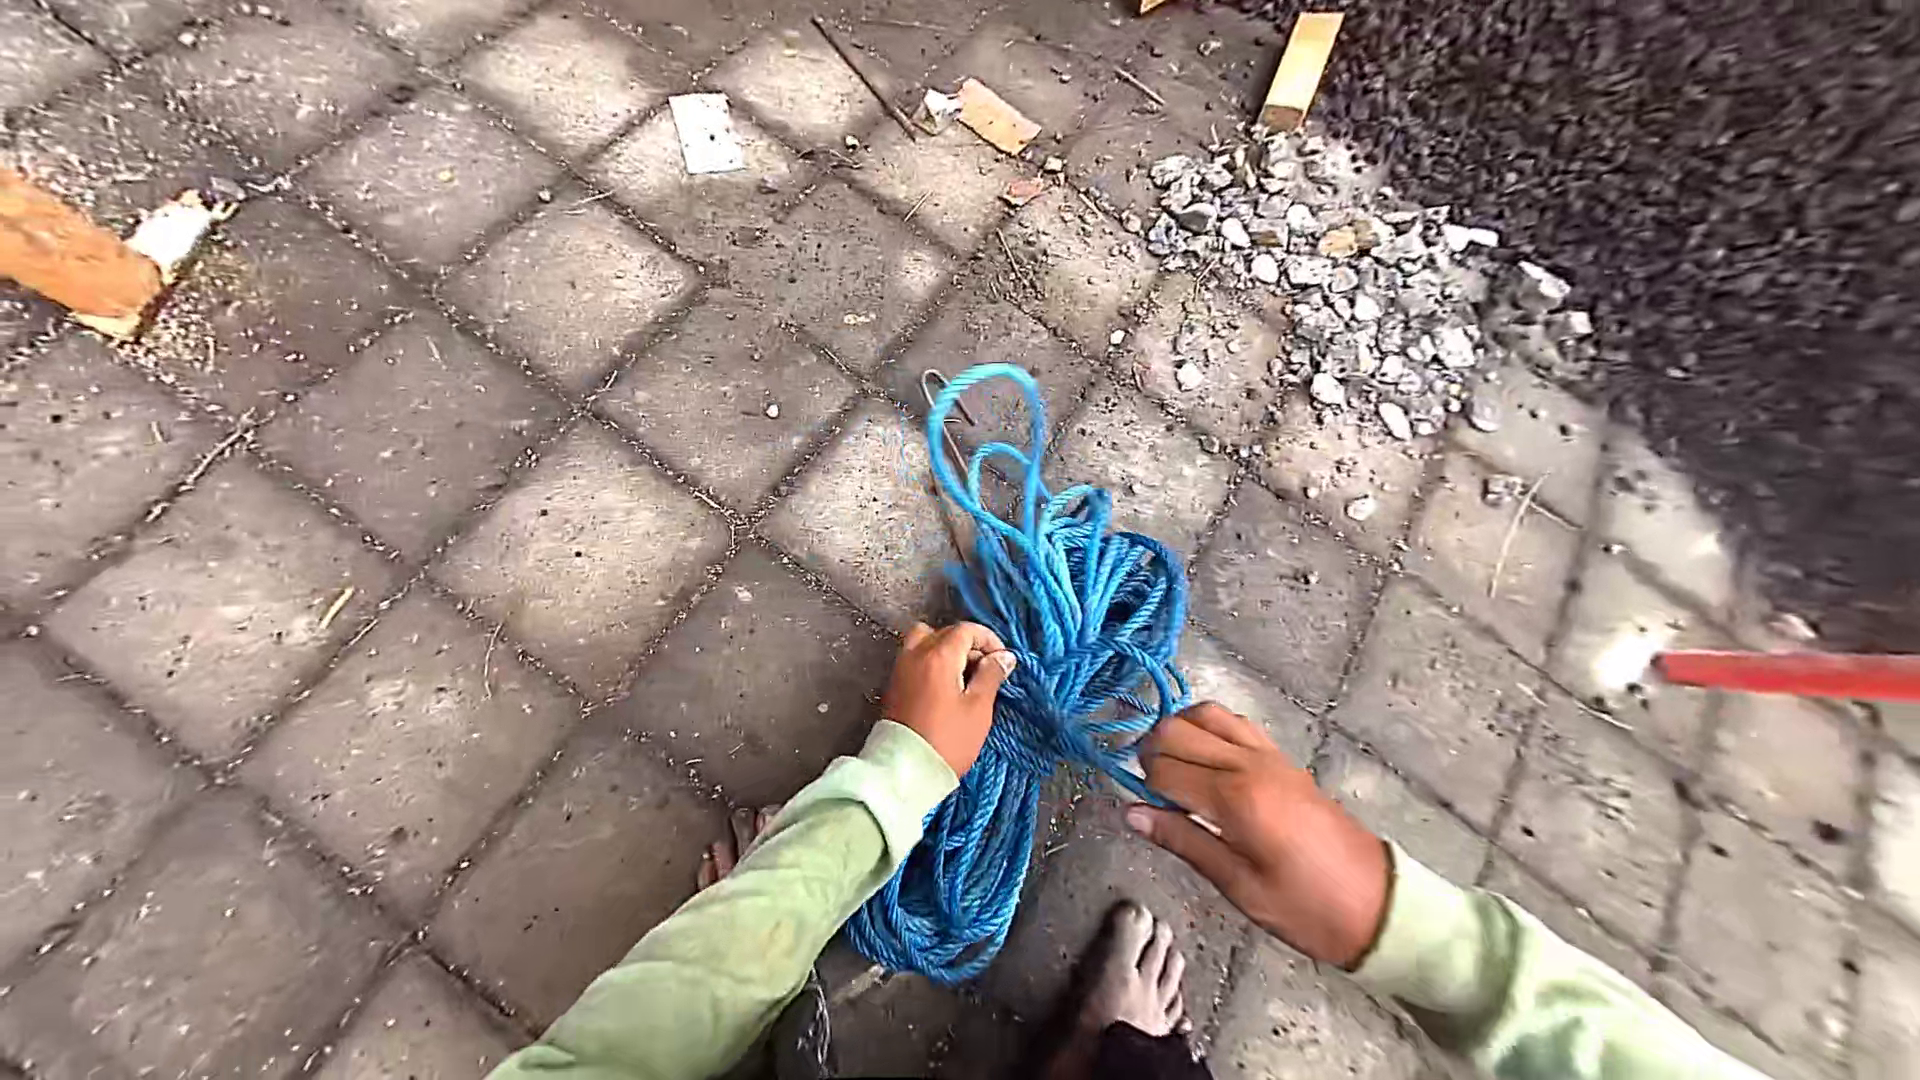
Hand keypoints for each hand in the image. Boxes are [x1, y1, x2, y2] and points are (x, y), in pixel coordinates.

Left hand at [882, 622, 1016, 775]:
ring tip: (963, 677)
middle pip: (945, 633)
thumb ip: (991, 675)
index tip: (1001, 660)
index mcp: (938, 656)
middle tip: (986, 670)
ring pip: (925, 641)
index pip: (966, 630)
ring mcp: (901, 668)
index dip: (988, 640)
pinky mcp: (894, 684)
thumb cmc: (947, 740)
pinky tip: (945, 688)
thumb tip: (1004, 656)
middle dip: (969, 645)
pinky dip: (931, 662)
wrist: (905, 772)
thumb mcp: (978, 708)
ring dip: (946, 651)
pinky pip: (914, 658)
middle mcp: (915, 654)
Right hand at [1125, 702, 1390, 969]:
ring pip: (1203, 713)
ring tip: (1173, 767)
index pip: (1164, 771)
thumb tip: (1131, 813)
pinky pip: (1232, 719)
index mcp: (1236, 798)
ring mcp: (1266, 753)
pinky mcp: (1279, 754)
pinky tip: (1204, 757)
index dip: (1145, 789)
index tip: (1146, 811)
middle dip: (1151, 753)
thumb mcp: (1239, 886)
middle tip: (1152, 789)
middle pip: (1175, 730)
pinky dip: (1206, 727)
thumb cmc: (1307, 907)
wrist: (1380, 905)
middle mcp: (1247, 763)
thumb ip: (1182, 840)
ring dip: (1177, 732)